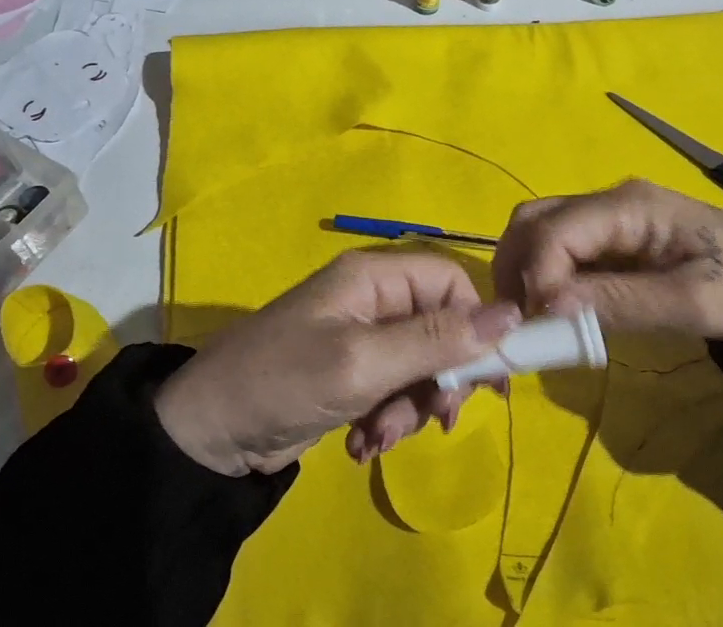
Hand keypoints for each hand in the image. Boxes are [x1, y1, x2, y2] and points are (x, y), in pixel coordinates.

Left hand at [154, 250, 520, 477]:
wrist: (211, 434)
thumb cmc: (285, 381)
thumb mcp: (364, 363)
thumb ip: (436, 341)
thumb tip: (511, 316)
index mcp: (372, 278)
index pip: (449, 281)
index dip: (475, 324)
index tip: (488, 376)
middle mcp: (370, 301)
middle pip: (440, 329)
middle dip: (438, 380)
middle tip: (435, 419)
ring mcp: (359, 340)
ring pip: (419, 368)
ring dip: (409, 410)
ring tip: (378, 439)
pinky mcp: (350, 376)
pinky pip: (393, 393)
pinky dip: (386, 421)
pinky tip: (361, 446)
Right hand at [493, 179, 722, 340]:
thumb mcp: (692, 304)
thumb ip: (618, 302)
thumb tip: (547, 308)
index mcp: (629, 207)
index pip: (553, 231)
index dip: (535, 276)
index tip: (538, 327)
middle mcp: (611, 201)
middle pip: (535, 221)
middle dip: (516, 268)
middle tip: (519, 322)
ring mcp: (612, 216)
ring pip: (542, 230)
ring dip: (526, 271)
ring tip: (532, 320)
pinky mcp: (617, 236)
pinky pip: (565, 247)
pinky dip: (547, 276)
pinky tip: (554, 310)